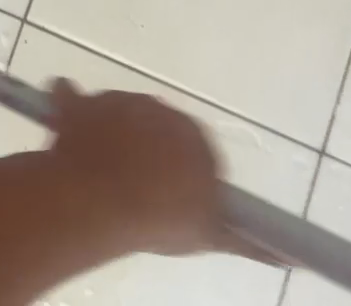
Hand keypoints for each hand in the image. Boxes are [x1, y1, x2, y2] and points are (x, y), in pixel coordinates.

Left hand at [46, 79, 272, 261]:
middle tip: (133, 179)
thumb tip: (290, 257)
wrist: (100, 199)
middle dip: (143, 145)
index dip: (178, 167)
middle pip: (150, 124)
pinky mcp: (75, 103)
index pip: (191, 146)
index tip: (168, 189)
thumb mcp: (209, 233)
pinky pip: (67, 93)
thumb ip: (248, 240)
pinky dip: (64, 99)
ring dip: (106, 127)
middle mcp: (153, 108)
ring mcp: (111, 102)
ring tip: (99, 161)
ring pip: (112, 110)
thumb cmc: (161, 216)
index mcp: (192, 134)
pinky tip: (60, 104)